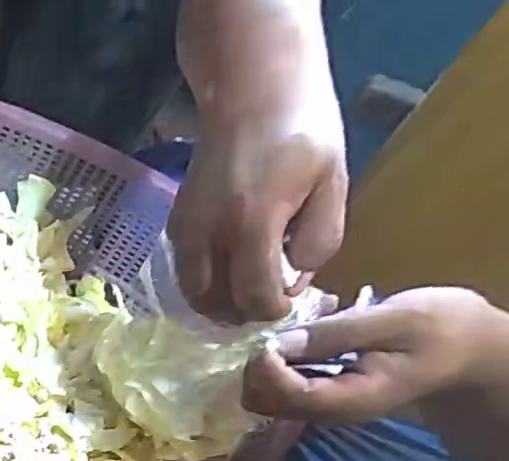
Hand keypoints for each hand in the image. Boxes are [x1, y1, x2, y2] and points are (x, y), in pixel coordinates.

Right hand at [169, 37, 345, 324]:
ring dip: (217, 306)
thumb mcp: (333, 182)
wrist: (251, 99)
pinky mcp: (175, 229)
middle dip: (242, 314)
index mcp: (253, 225)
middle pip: (216, 304)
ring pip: (193, 295)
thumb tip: (294, 281)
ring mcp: (186, 234)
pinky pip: (185, 274)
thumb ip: (320, 239)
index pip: (254, 295)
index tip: (285, 305)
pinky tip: (224, 275)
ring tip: (241, 300)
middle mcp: (210, 237)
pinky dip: (204, 286)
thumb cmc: (302, 134)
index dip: (271, 310)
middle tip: (263, 306)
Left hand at [241, 287, 508, 422]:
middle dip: (259, 368)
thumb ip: (337, 333)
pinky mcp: (317, 394)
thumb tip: (281, 343)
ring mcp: (318, 406)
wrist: (473, 353)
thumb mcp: (398, 320)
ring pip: (263, 394)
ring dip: (267, 363)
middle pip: (262, 400)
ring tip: (296, 329)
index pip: (282, 395)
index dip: (266, 368)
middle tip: (280, 331)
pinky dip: (279, 362)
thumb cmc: (445, 331)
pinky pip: (278, 384)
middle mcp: (323, 412)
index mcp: (345, 400)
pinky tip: (305, 335)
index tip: (273, 338)